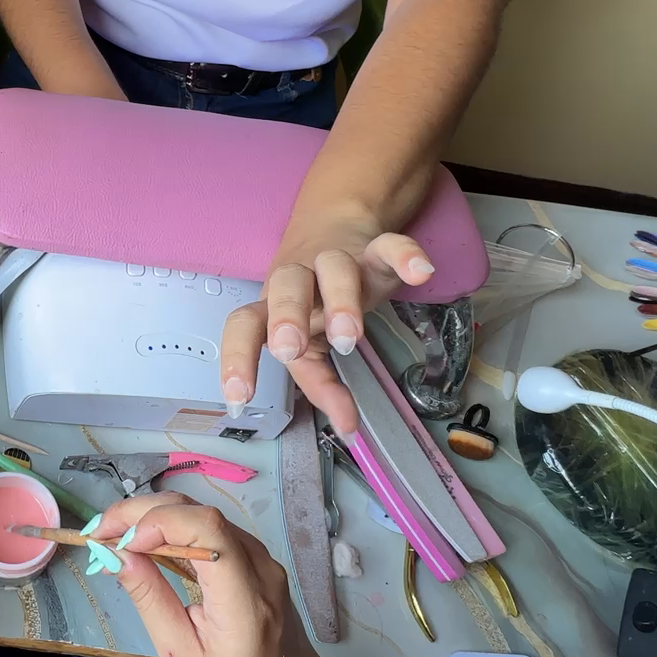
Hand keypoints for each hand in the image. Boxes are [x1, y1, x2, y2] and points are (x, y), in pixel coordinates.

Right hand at [88, 493, 341, 656]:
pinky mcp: (253, 552)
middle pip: (197, 512)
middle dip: (140, 512)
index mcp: (244, 602)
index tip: (120, 544)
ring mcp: (260, 555)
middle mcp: (259, 567)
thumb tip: (116, 554)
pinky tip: (143, 540)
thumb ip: (151, 600)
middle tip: (99, 531)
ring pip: (198, 511)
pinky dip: (168, 524)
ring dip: (150, 515)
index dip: (159, 523)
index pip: (207, 530)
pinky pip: (206, 524)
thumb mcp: (181, 655)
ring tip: (113, 534)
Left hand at [221, 218, 433, 433]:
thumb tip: (347, 427)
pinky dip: (405, 257)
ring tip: (350, 337)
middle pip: (285, 285)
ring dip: (340, 299)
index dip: (237, 358)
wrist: (333, 228)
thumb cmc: (311, 300)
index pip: (244, 326)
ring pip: (333, 267)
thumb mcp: (309, 342)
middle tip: (289, 351)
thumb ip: (319, 383)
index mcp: (272, 306)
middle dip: (285, 317)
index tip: (238, 398)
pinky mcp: (376, 250)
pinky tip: (419, 274)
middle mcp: (298, 280)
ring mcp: (336, 261)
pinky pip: (390, 246)